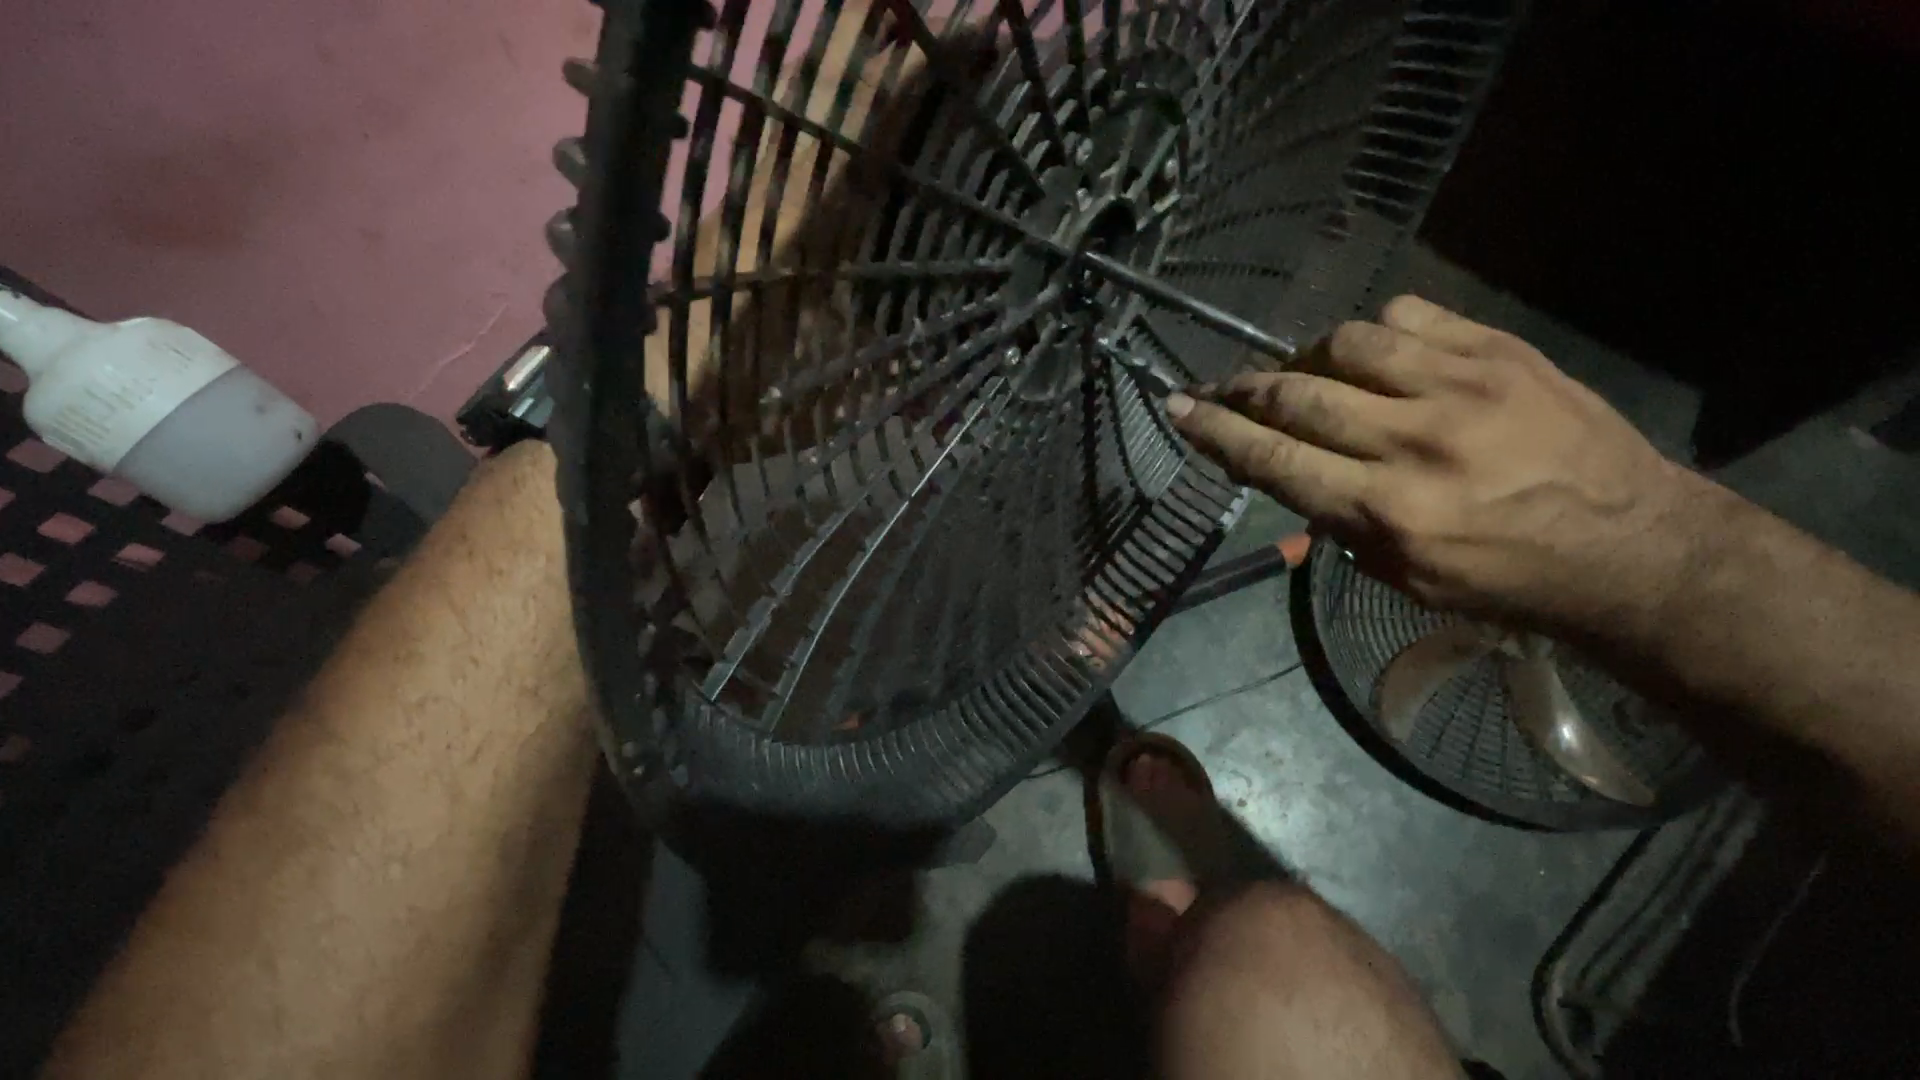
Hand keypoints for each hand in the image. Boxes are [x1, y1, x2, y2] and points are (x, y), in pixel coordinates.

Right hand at [1167, 295, 1711, 635]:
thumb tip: (1279, 465)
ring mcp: (1461, 387)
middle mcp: (1413, 443)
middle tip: (1222, 389)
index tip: (1178, 409)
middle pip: (1296, 395)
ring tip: (1312, 376)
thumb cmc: (1502, 580)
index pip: (1272, 459)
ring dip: (1310, 359)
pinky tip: (1379, 355)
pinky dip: (1375, 334)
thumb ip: (1333, 517)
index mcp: (1386, 513)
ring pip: (1346, 343)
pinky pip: (1408, 316)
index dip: (1215, 431)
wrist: (1629, 546)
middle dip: (1243, 390)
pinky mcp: (1501, 352)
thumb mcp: (1399, 576)